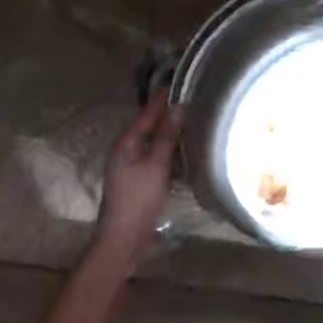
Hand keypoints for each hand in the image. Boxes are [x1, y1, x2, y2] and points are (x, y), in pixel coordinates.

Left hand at [94, 96, 179, 260]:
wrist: (124, 240)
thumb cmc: (137, 200)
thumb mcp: (155, 166)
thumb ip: (166, 137)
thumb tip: (178, 107)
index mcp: (125, 145)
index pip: (146, 115)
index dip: (161, 100)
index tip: (178, 82)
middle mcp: (127, 155)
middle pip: (150, 131)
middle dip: (170, 119)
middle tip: (194, 104)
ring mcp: (133, 173)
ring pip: (156, 150)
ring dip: (174, 141)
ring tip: (198, 128)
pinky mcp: (142, 188)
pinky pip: (159, 167)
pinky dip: (173, 161)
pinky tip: (190, 160)